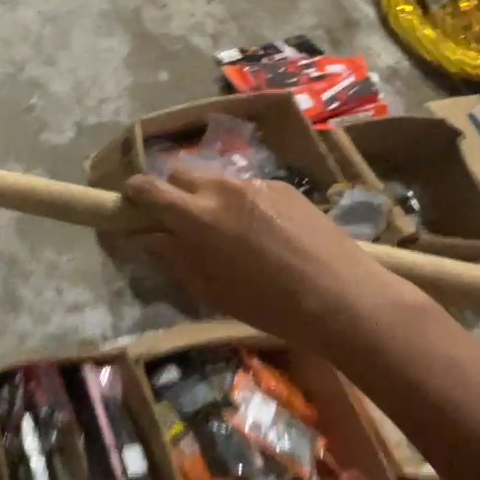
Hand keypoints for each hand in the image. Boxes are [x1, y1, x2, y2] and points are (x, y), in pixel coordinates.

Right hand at [115, 168, 424, 349]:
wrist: (347, 300)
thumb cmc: (269, 305)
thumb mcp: (208, 289)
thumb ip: (171, 256)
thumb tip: (147, 236)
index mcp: (194, 216)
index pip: (146, 186)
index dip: (133, 193)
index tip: (132, 205)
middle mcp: (219, 189)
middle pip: (178, 173)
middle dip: (172, 192)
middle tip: (183, 221)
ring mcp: (255, 184)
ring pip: (215, 180)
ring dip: (209, 198)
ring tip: (230, 231)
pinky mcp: (284, 187)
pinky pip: (248, 188)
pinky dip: (243, 204)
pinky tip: (266, 234)